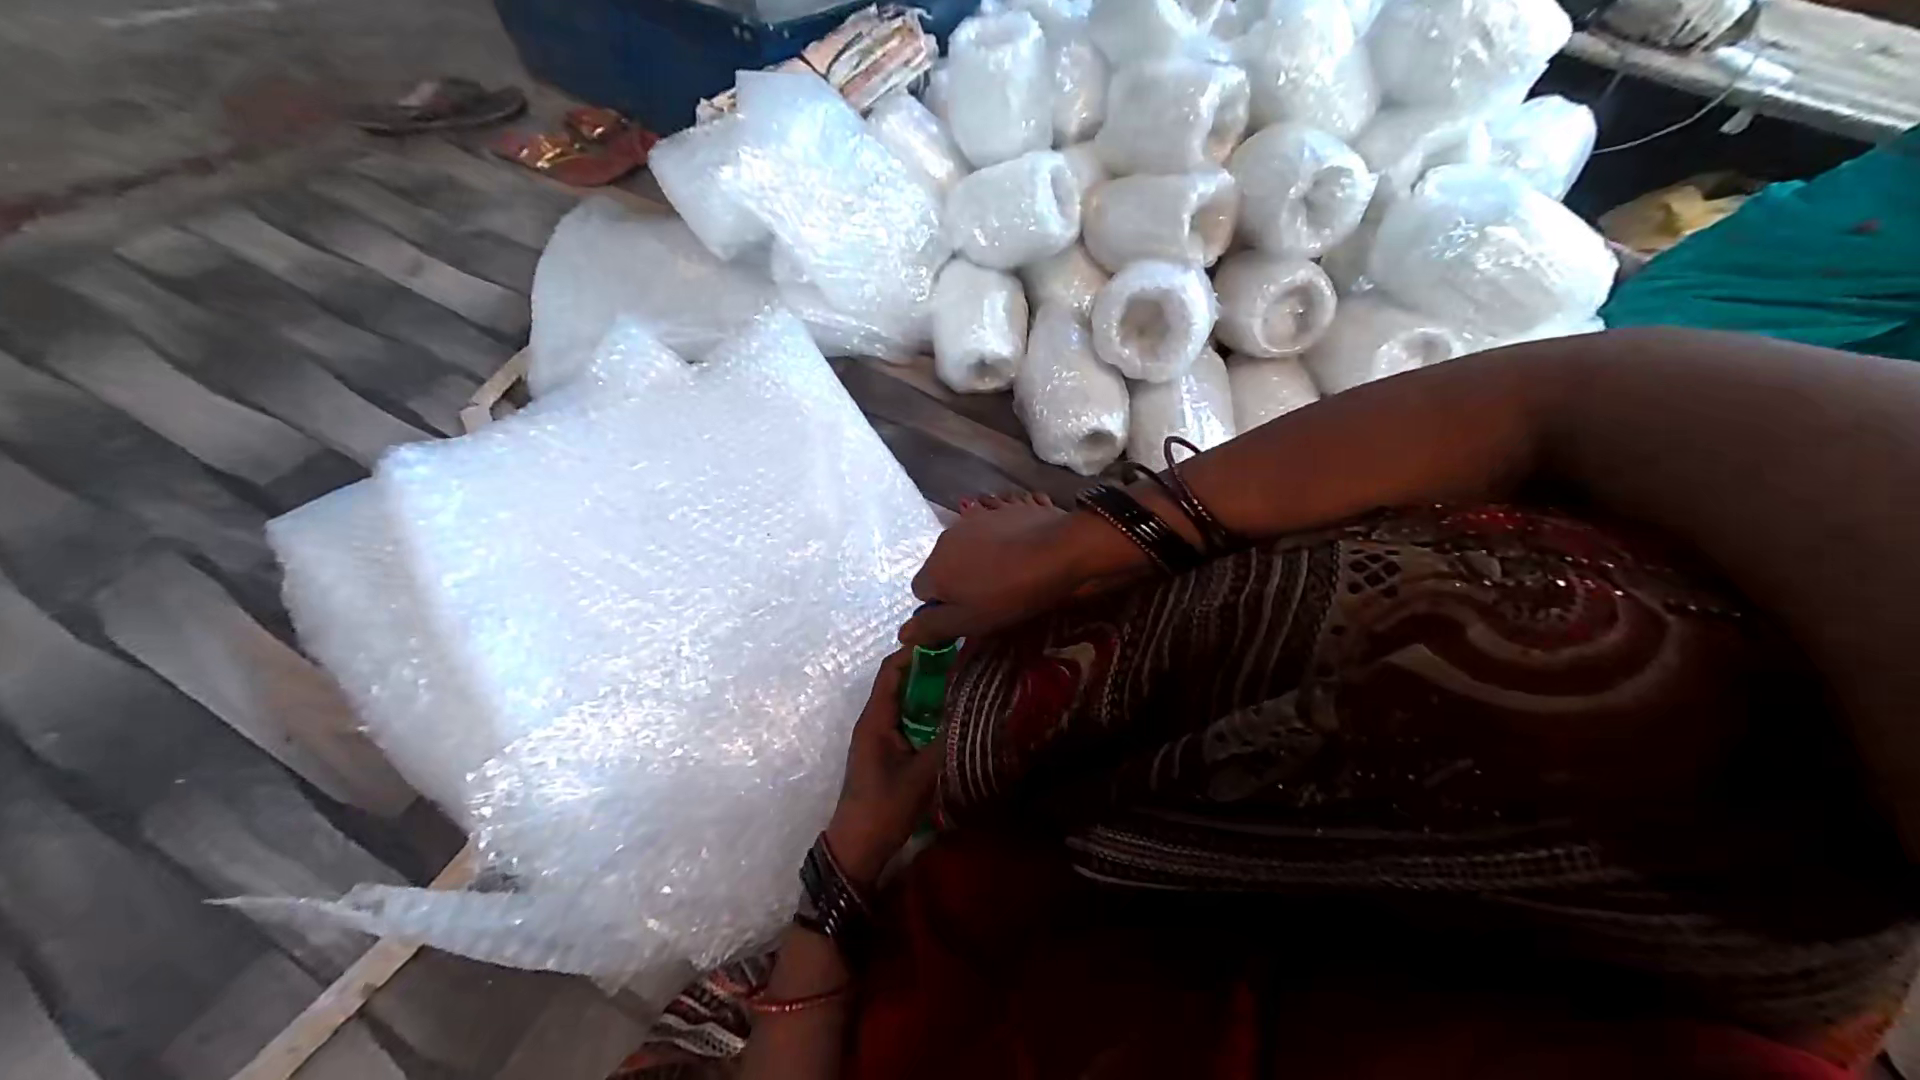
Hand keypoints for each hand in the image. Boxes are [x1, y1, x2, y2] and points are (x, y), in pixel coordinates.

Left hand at [823, 651, 943, 886]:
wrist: (858, 847)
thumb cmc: (884, 808)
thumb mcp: (922, 775)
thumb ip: (948, 741)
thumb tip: (979, 713)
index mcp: (876, 718)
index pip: (892, 670)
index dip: (917, 652)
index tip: (949, 643)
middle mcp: (875, 720)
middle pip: (900, 682)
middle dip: (930, 670)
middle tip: (966, 663)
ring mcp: (880, 736)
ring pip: (906, 701)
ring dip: (930, 691)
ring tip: (965, 684)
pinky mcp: (888, 750)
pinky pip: (908, 719)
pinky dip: (928, 712)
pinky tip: (952, 717)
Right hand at [899, 495, 1149, 646]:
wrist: (1060, 550)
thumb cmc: (1010, 593)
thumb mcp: (970, 621)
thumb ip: (932, 626)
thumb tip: (902, 633)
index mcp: (934, 567)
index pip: (922, 591)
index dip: (942, 606)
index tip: (969, 613)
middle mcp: (947, 536)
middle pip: (943, 565)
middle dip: (959, 580)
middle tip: (991, 596)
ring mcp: (976, 517)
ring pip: (967, 544)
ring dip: (979, 557)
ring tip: (1009, 571)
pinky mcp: (1004, 507)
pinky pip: (994, 523)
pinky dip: (1001, 535)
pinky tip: (1021, 545)